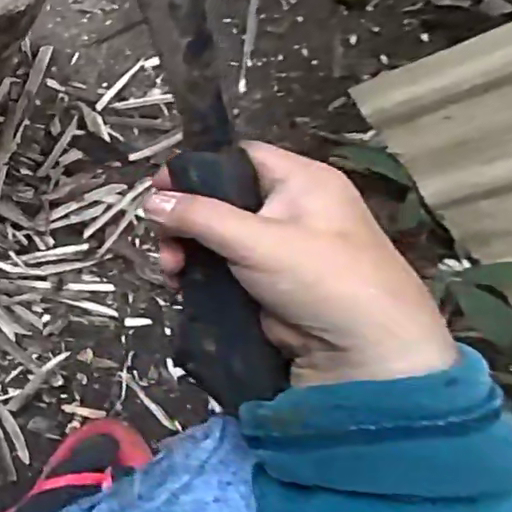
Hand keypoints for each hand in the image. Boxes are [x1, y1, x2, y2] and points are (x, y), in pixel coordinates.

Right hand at [143, 142, 456, 386]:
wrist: (363, 354)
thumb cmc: (322, 279)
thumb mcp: (257, 240)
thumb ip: (199, 216)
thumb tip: (148, 201)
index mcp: (300, 181)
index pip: (237, 157)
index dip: (195, 168)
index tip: (158, 189)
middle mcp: (286, 206)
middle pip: (216, 197)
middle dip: (183, 218)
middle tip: (163, 239)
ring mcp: (273, 244)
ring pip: (210, 232)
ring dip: (183, 247)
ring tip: (172, 269)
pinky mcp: (260, 276)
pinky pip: (216, 261)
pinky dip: (194, 269)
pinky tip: (180, 283)